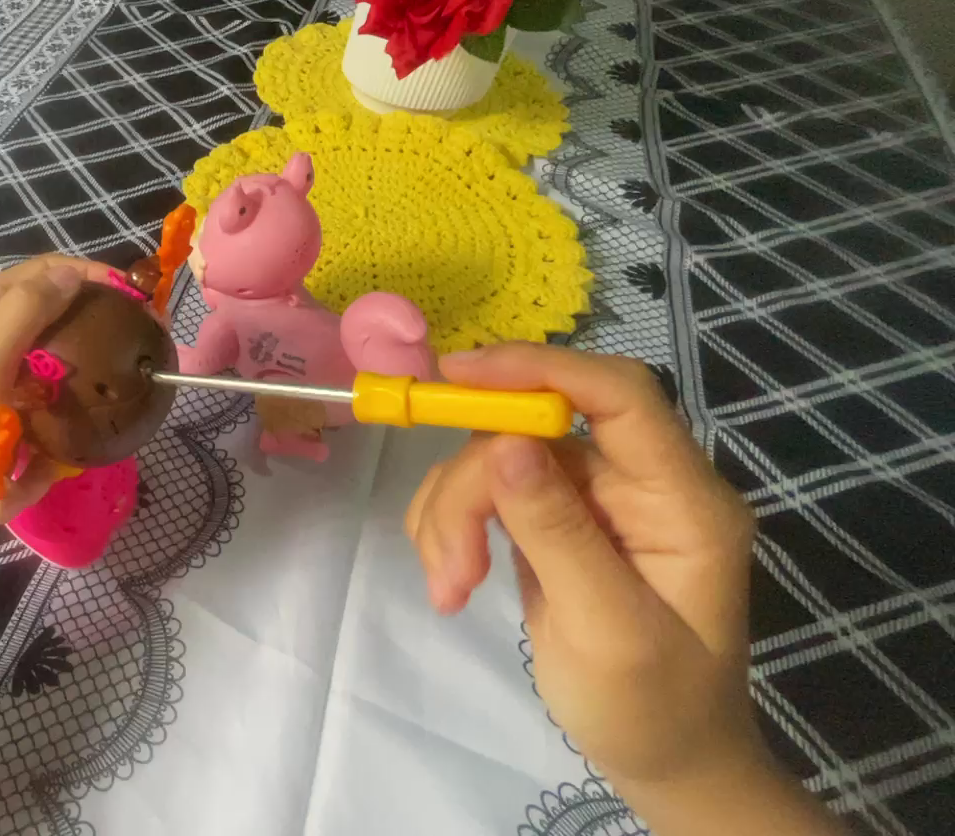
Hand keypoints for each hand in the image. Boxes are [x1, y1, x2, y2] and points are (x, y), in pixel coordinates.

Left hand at [0, 255, 118, 523]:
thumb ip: (25, 309)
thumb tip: (73, 274)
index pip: (47, 269)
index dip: (91, 273)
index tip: (135, 296)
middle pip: (58, 298)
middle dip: (99, 305)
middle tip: (141, 324)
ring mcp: (7, 357)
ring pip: (62, 333)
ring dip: (94, 337)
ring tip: (131, 351)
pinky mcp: (19, 389)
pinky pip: (60, 371)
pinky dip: (80, 373)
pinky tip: (103, 383)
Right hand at [403, 344, 764, 794]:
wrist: (656, 755)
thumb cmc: (649, 704)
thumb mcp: (605, 627)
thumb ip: (557, 532)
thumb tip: (502, 444)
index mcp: (679, 500)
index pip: (616, 395)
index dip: (538, 368)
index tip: (454, 375)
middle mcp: (630, 480)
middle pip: (522, 433)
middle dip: (468, 490)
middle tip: (450, 560)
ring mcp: (582, 494)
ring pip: (483, 460)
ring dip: (448, 517)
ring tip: (451, 585)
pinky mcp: (540, 511)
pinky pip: (470, 489)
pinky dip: (444, 527)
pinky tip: (451, 578)